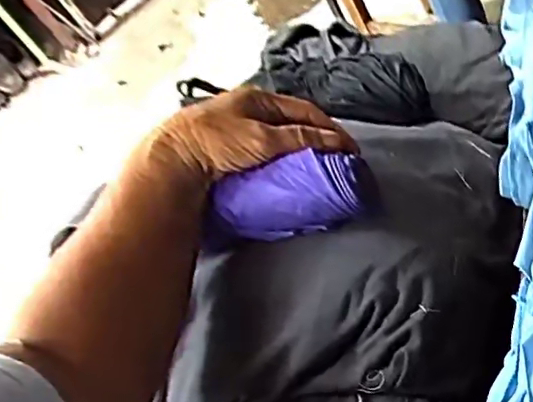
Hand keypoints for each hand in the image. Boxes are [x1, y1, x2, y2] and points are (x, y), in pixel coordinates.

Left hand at [141, 88, 357, 183]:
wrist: (180, 160)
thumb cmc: (218, 142)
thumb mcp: (263, 138)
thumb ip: (299, 138)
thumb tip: (334, 141)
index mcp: (261, 99)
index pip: (308, 111)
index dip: (333, 130)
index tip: (352, 151)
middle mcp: (256, 110)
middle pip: (300, 123)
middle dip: (324, 139)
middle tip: (343, 160)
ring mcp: (250, 128)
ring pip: (290, 137)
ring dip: (311, 150)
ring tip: (327, 167)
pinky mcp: (245, 148)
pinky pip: (279, 150)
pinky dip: (296, 158)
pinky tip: (303, 170)